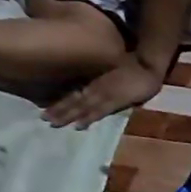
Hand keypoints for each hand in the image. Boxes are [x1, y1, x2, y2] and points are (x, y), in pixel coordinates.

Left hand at [43, 55, 165, 128]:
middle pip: (73, 99)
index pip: (73, 92)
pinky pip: (98, 111)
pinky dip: (87, 118)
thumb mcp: (110, 67)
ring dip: (67, 115)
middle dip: (59, 110)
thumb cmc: (132, 65)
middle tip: (44, 119)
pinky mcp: (115, 100)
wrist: (147, 65)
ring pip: (81, 105)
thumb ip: (100, 77)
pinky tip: (79, 126)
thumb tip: (88, 82)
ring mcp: (104, 93)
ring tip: (54, 123)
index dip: (60, 101)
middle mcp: (95, 86)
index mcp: (94, 80)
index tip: (45, 109)